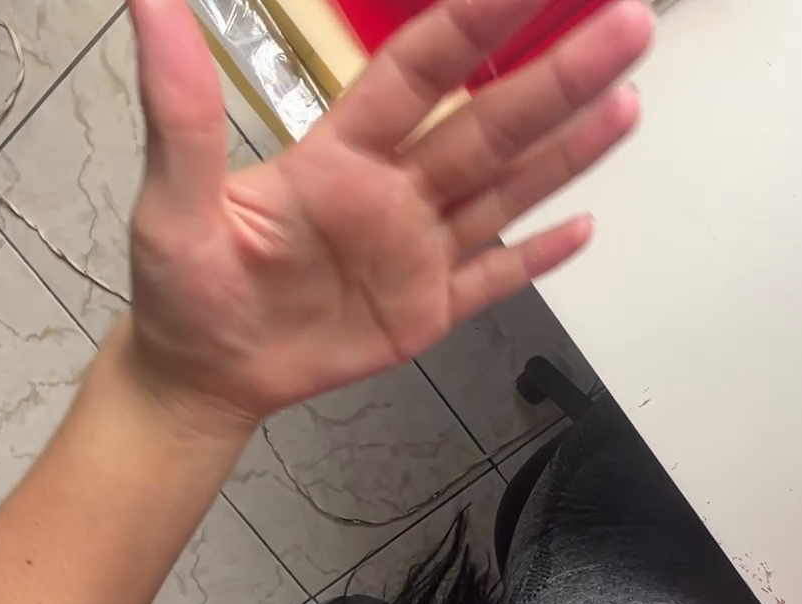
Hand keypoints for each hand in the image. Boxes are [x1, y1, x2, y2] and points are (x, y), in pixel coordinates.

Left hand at [121, 0, 651, 430]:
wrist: (212, 371)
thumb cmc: (186, 289)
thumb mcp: (174, 203)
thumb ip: (183, 114)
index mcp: (341, 157)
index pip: (421, 70)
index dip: (478, 23)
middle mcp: (395, 193)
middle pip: (490, 125)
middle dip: (559, 78)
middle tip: (627, 27)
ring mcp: (421, 254)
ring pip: (506, 193)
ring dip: (567, 153)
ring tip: (626, 108)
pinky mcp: (431, 309)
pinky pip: (495, 280)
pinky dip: (538, 259)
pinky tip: (580, 229)